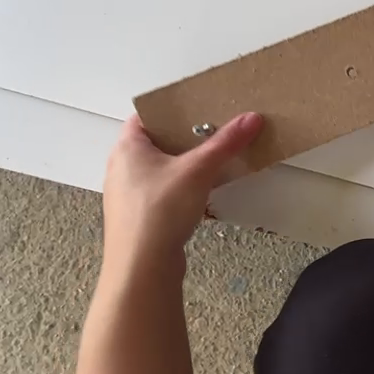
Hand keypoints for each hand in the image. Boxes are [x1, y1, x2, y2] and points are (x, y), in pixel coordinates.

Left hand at [102, 113, 262, 274]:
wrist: (141, 267)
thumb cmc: (158, 212)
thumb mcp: (198, 170)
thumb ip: (225, 143)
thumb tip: (251, 118)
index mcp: (127, 148)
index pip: (146, 115)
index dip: (171, 109)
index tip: (199, 106)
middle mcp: (121, 167)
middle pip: (156, 141)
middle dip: (185, 136)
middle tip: (215, 129)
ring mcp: (129, 193)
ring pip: (160, 167)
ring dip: (185, 162)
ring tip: (214, 158)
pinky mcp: (140, 214)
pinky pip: (163, 189)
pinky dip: (182, 184)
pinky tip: (202, 190)